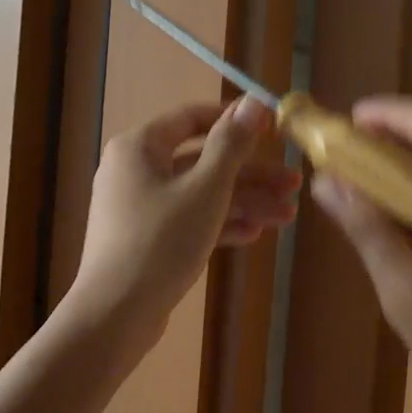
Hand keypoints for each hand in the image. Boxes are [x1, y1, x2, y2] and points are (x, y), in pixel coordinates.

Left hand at [70, 98, 299, 334]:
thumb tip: (253, 101)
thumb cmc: (161, 241)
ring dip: (242, 202)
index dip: (234, 121)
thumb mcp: (206, 189)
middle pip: (200, 161)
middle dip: (249, 174)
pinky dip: (218, 224)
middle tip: (294, 184)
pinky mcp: (144, 239)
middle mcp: (134, 170)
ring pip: (197, 194)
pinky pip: (186, 220)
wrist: (116, 311)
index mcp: (139, 147)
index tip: (274, 129)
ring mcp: (137, 207)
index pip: (191, 119)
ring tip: (287, 216)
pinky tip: (254, 235)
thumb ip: (231, 144)